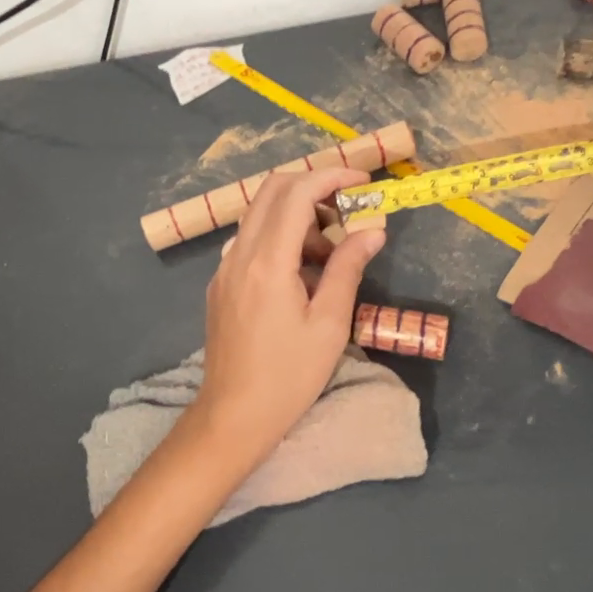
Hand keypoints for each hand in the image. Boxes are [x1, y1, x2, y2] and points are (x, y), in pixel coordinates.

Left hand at [191, 168, 386, 470]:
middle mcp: (239, 254)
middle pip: (272, 191)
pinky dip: (280, 238)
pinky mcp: (220, 285)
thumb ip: (348, 269)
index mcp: (267, 261)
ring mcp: (224, 268)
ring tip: (331, 254)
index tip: (363, 182)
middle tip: (348, 209)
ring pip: (259, 215)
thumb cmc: (288, 376)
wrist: (233, 415)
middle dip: (313, 187)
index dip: (332, 176)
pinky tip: (302, 274)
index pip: (296, 193)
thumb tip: (372, 230)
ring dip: (297, 215)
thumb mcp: (329, 324)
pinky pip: (250, 242)